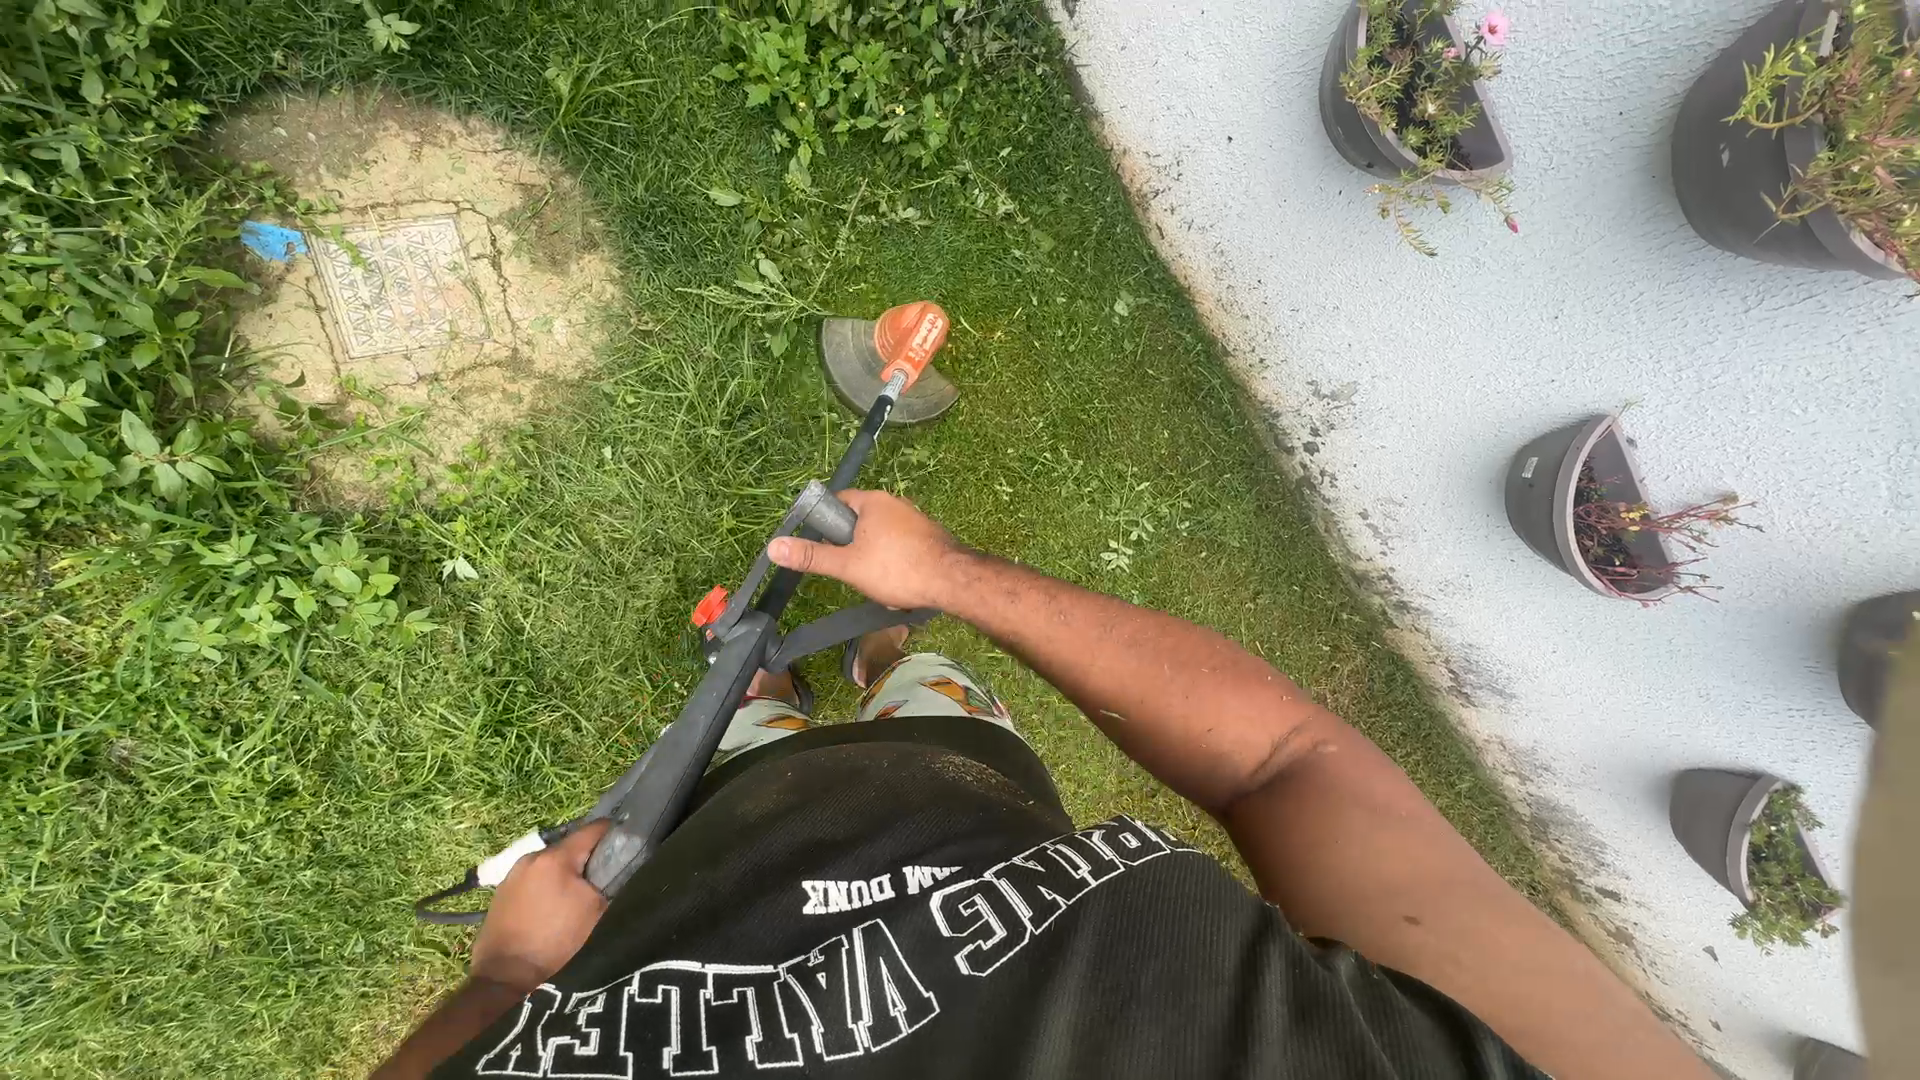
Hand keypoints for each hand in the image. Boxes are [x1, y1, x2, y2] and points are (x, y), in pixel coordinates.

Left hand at [469, 819, 611, 992]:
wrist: (504, 981)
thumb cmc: (557, 943)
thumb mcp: (597, 911)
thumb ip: (612, 881)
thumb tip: (624, 867)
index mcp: (556, 857)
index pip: (596, 828)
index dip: (617, 835)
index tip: (630, 848)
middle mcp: (531, 856)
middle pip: (573, 845)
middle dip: (591, 858)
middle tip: (606, 880)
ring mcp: (512, 874)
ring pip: (553, 863)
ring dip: (569, 873)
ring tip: (579, 897)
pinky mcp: (501, 892)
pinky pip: (536, 878)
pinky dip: (549, 886)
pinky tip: (554, 909)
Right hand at [766, 489, 970, 610]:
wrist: (951, 581)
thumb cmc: (896, 568)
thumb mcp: (848, 565)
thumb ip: (812, 556)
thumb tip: (774, 546)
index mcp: (873, 501)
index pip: (839, 501)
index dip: (825, 523)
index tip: (821, 546)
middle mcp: (895, 503)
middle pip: (860, 522)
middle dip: (853, 548)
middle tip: (850, 571)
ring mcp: (915, 520)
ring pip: (881, 539)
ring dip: (875, 561)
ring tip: (876, 582)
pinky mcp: (929, 538)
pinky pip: (901, 548)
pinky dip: (895, 565)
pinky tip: (898, 584)